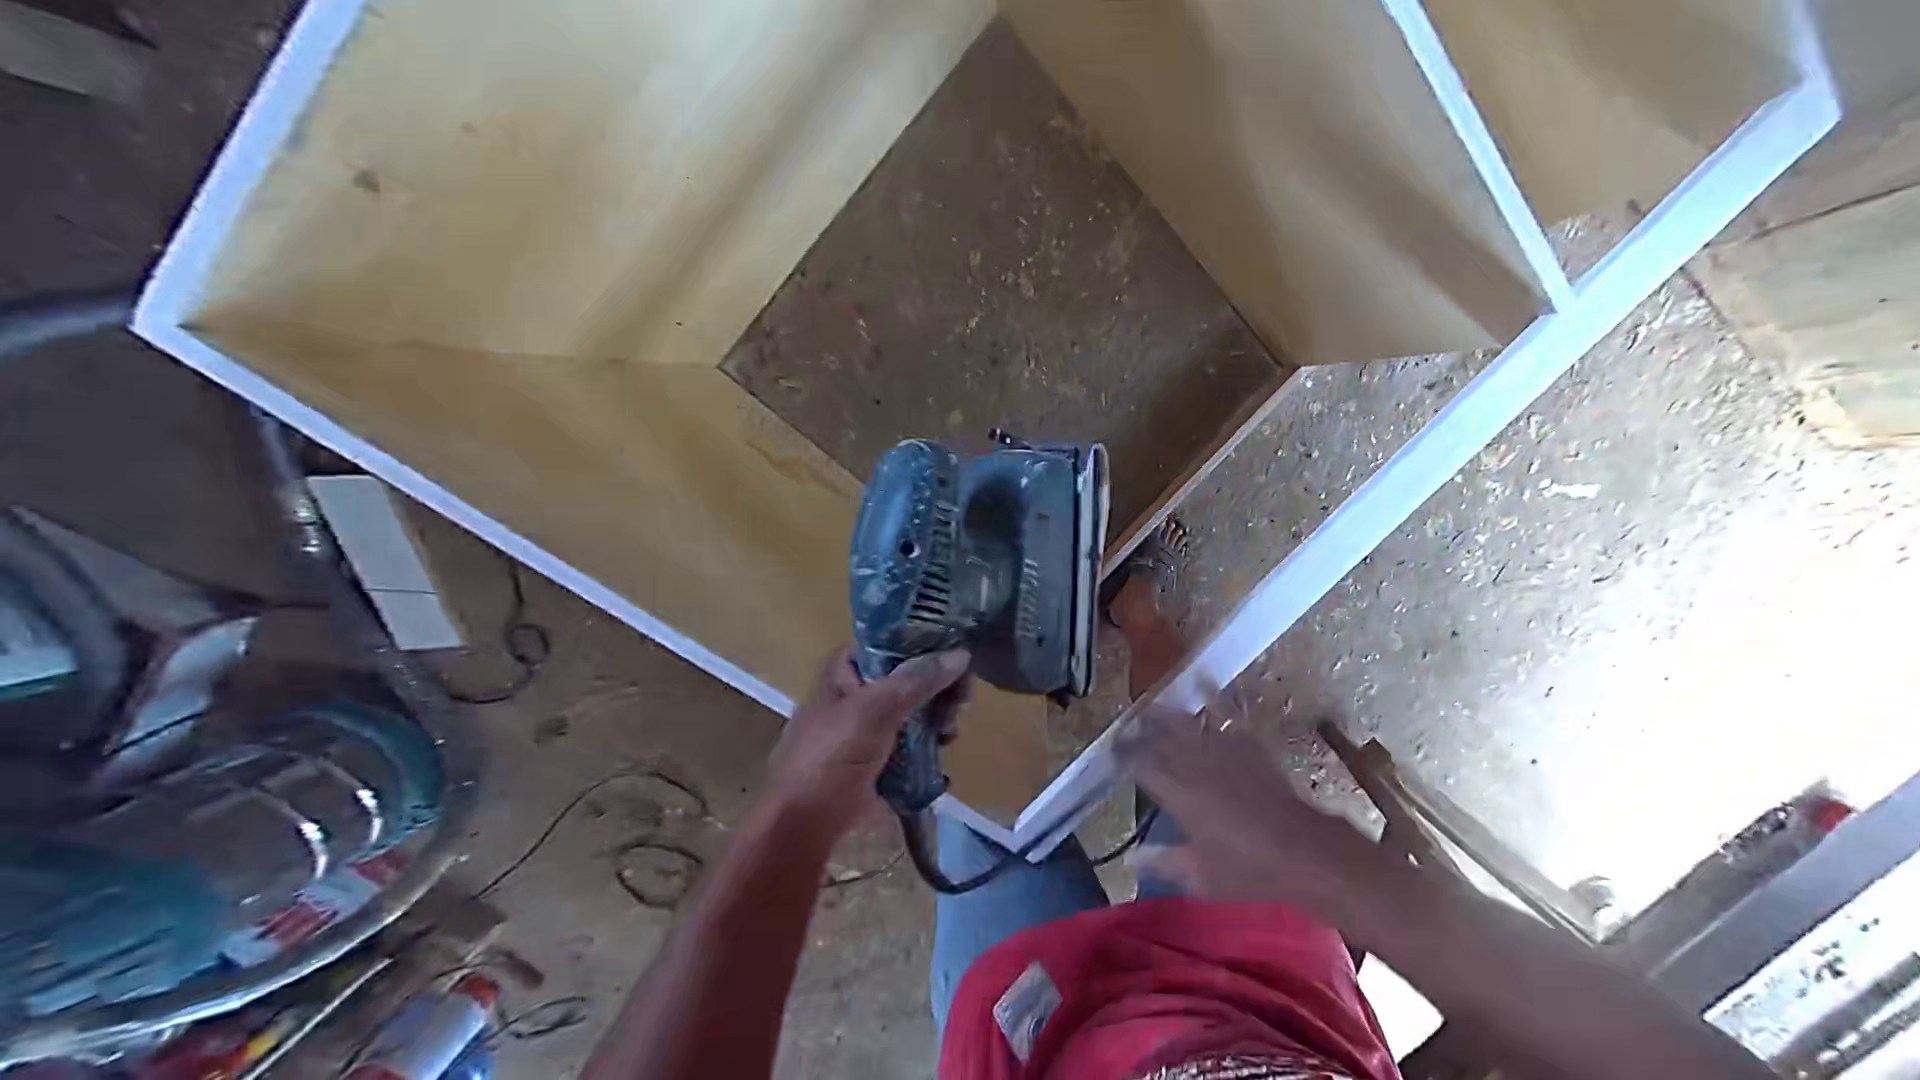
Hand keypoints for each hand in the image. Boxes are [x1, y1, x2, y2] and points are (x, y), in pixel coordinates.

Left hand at [764, 645, 971, 831]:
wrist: (803, 824)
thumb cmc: (831, 756)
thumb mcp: (875, 709)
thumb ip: (918, 679)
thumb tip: (961, 654)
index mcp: (846, 667)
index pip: (894, 639)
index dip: (928, 643)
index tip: (960, 656)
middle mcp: (858, 688)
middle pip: (911, 673)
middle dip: (939, 686)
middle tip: (961, 702)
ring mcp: (868, 723)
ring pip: (916, 706)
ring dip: (938, 715)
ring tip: (949, 733)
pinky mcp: (879, 754)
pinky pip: (913, 737)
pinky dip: (931, 740)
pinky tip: (944, 748)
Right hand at [1116, 705, 1360, 907]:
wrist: (1304, 851)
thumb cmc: (1250, 869)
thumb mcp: (1202, 876)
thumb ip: (1164, 862)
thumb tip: (1133, 859)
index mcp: (1177, 791)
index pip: (1139, 764)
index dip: (1123, 756)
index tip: (1114, 754)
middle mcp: (1194, 763)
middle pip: (1157, 735)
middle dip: (1140, 729)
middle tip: (1130, 728)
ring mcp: (1221, 749)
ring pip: (1185, 720)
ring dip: (1165, 712)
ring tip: (1153, 708)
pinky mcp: (1247, 744)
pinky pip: (1224, 711)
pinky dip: (1211, 694)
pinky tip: (1202, 680)